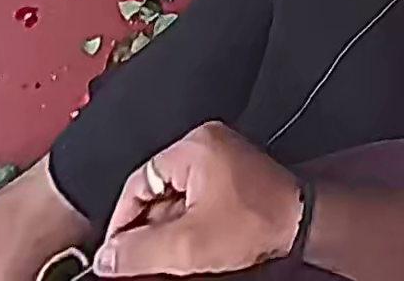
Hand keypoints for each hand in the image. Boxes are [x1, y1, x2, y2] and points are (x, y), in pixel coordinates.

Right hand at [95, 122, 302, 277]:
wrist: (296, 219)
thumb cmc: (255, 219)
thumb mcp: (186, 245)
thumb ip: (138, 252)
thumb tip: (107, 258)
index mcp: (196, 146)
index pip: (137, 182)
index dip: (120, 223)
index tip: (113, 255)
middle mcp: (207, 142)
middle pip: (155, 188)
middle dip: (145, 228)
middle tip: (139, 261)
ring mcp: (220, 154)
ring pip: (173, 195)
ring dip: (165, 227)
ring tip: (170, 255)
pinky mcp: (229, 169)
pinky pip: (193, 193)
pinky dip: (184, 219)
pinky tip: (188, 243)